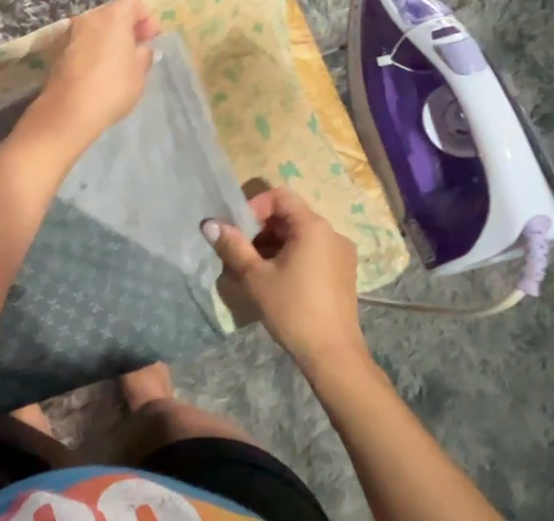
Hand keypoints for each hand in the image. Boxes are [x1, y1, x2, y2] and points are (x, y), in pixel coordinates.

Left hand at [25, 0, 157, 147]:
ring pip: (97, 26)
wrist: (67, 111)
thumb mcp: (139, 73)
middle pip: (114, 11)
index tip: (150, 38)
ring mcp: (71, 32)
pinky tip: (100, 71)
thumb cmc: (111, 88)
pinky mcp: (59, 49)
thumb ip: (143, 54)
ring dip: (111, 38)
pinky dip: (95, 48)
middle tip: (138, 51)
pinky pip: (84, 41)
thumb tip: (140, 48)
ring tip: (119, 63)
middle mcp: (89, 17)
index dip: (146, 15)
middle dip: (128, 26)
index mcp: (112, 16)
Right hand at [206, 187, 367, 368]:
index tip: (238, 232)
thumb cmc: (293, 310)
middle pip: (290, 215)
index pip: (279, 196)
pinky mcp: (344, 272)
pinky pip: (312, 251)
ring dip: (274, 245)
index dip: (254, 208)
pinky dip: (291, 256)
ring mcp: (341, 254)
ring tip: (255, 270)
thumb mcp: (256, 277)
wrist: (334, 356)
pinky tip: (277, 281)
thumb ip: (233, 245)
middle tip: (241, 254)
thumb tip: (210, 224)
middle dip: (261, 229)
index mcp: (313, 227)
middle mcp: (332, 233)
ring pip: (300, 235)